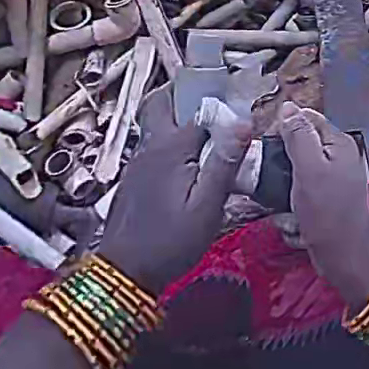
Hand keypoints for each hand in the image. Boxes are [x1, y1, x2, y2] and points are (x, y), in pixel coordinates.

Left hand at [96, 90, 249, 292]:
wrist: (123, 275)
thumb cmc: (170, 242)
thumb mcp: (207, 206)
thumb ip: (225, 161)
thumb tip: (245, 121)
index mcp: (172, 147)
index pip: (201, 110)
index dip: (222, 107)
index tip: (241, 107)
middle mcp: (152, 145)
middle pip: (163, 102)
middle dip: (186, 93)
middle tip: (215, 102)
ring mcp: (139, 160)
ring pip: (158, 122)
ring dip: (180, 117)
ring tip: (210, 133)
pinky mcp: (135, 175)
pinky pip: (155, 144)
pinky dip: (172, 140)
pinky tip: (190, 163)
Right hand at [278, 102, 368, 306]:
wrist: (345, 256)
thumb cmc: (328, 211)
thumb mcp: (309, 168)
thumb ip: (298, 136)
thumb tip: (288, 107)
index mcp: (338, 142)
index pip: (307, 119)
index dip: (285, 126)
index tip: (268, 145)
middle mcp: (337, 156)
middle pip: (299, 144)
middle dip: (283, 163)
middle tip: (277, 181)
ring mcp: (331, 178)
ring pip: (295, 171)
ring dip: (285, 188)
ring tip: (287, 204)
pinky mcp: (324, 198)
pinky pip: (299, 192)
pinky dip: (292, 204)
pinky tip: (293, 218)